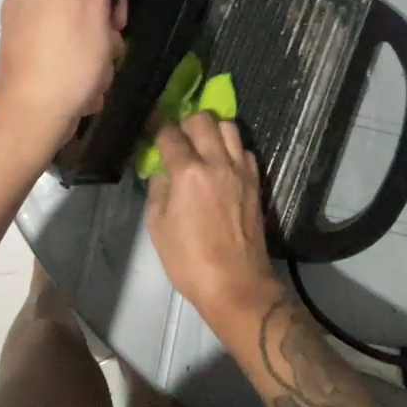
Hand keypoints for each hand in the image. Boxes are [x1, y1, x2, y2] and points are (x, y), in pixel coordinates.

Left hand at [0, 0, 125, 160]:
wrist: (32, 120)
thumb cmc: (65, 58)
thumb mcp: (89, 0)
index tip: (114, 23)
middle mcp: (23, 0)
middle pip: (83, 5)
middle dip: (102, 34)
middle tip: (102, 54)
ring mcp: (24, 33)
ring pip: (80, 36)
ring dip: (95, 58)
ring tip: (91, 77)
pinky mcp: (29, 62)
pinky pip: (67, 59)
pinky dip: (80, 74)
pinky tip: (81, 90)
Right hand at [146, 114, 281, 322]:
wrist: (237, 286)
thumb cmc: (189, 261)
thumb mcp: (157, 226)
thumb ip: (157, 189)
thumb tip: (163, 172)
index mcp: (188, 173)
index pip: (169, 133)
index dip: (156, 126)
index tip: (150, 127)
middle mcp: (217, 162)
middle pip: (202, 119)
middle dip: (185, 123)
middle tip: (177, 137)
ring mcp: (240, 170)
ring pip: (228, 127)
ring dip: (212, 130)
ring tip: (202, 146)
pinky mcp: (256, 182)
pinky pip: (244, 150)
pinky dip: (232, 149)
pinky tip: (222, 165)